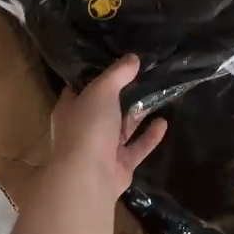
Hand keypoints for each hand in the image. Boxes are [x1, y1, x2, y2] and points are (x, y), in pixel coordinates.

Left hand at [46, 55, 167, 203]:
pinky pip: (137, 147)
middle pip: (104, 107)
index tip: (115, 61)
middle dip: (123, 94)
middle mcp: (84, 128)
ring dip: (138, 114)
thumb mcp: (101, 91)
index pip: (80, 88)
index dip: (96, 75)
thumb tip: (133, 58)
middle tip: (143, 76)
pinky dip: (149, 136)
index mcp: (70, 109)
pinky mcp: (120, 164)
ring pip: (122, 128)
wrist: (89, 176)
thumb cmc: (88, 127)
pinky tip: (163, 123)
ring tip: (157, 96)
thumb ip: (117, 74)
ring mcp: (102, 148)